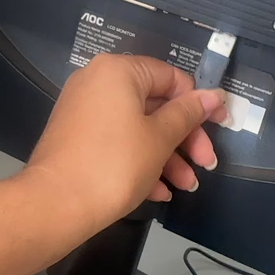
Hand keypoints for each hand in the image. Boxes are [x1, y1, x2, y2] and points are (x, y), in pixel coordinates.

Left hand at [20, 54, 225, 231]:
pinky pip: (116, 140)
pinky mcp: (76, 135)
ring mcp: (83, 109)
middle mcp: (97, 81)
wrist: (56, 202)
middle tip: (205, 166)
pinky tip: (158, 191)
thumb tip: (214, 95)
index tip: (219, 129)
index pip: (170, 77)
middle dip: (183, 137)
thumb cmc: (115, 163)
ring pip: (136, 126)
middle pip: (154, 103)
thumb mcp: (160, 138)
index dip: (198, 104)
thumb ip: (188, 114)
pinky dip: (138, 160)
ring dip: (165, 155)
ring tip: (184, 187)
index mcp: (118, 71)